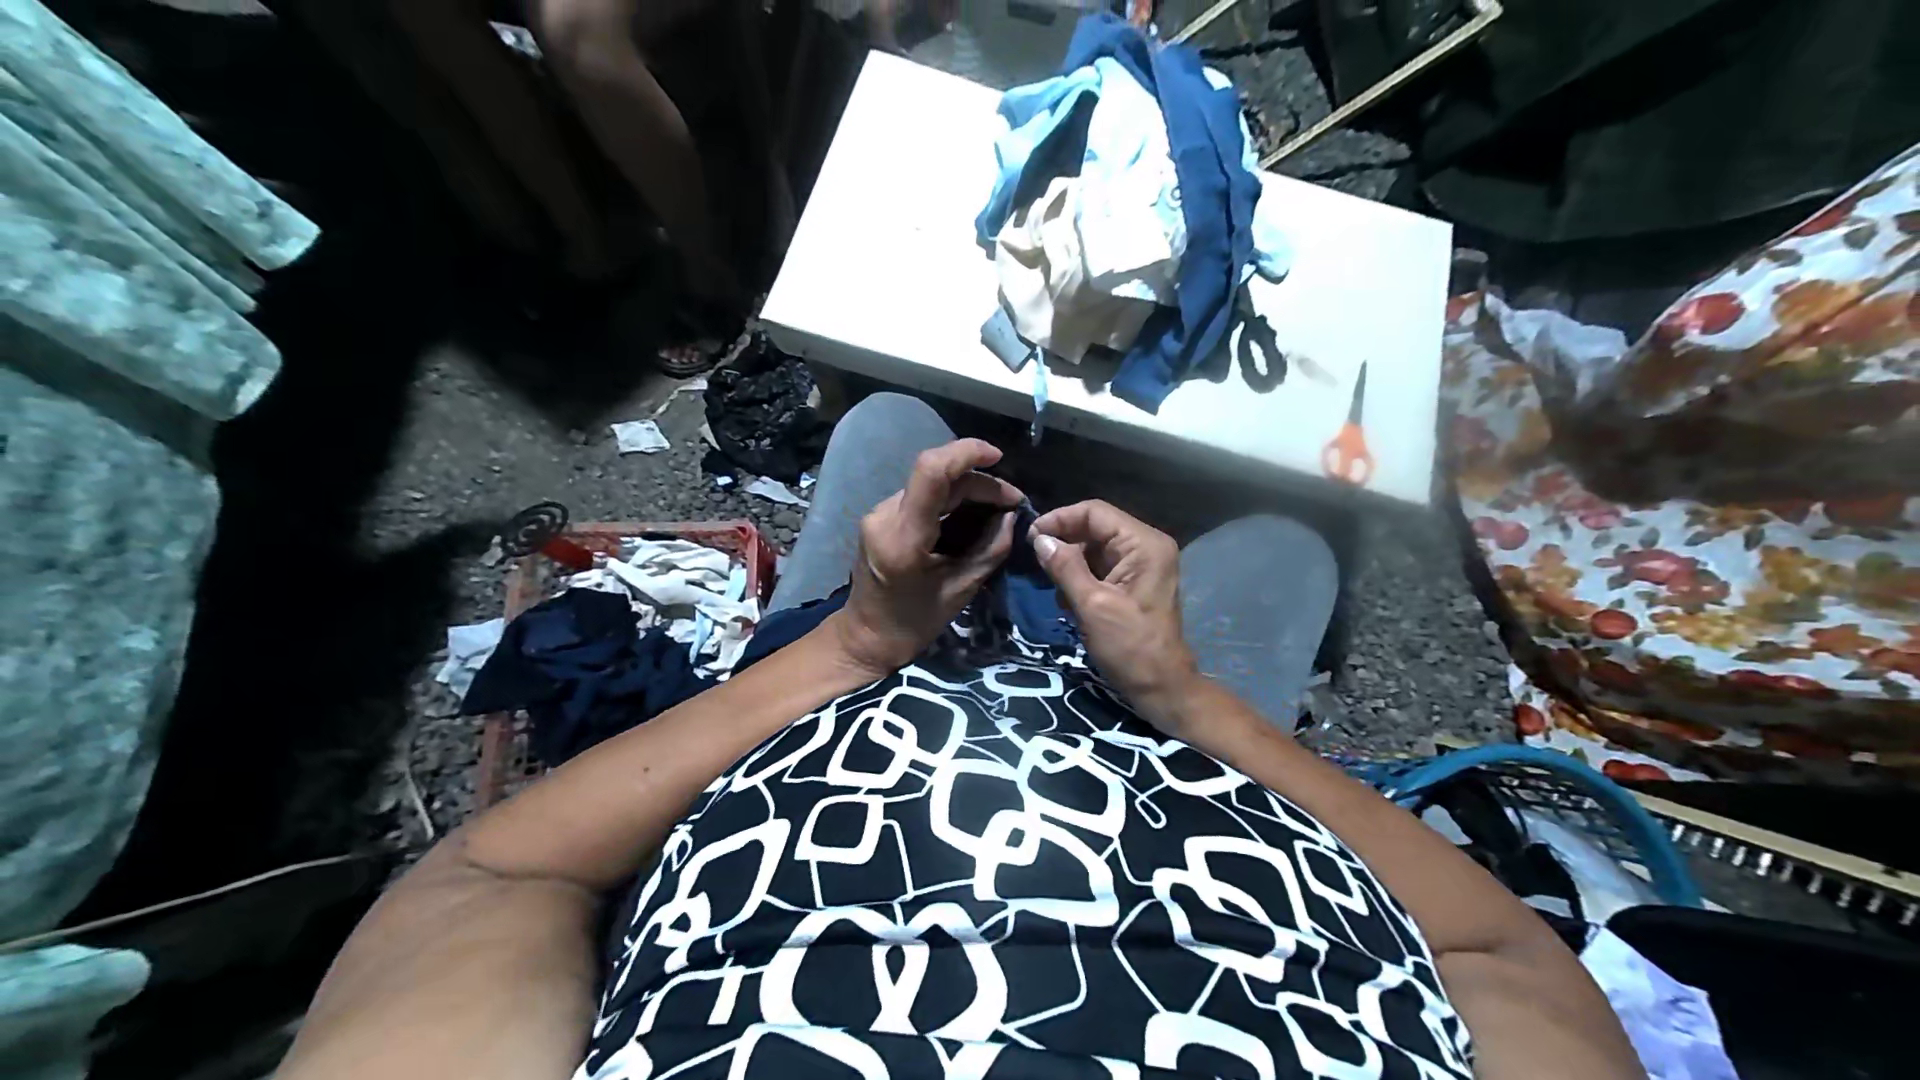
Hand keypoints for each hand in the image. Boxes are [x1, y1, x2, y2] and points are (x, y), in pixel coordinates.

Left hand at [830, 439, 1023, 676]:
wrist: (866, 635)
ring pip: (930, 483)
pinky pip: (921, 495)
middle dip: (980, 482)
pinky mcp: (880, 517)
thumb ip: (990, 547)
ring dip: (967, 488)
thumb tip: (1011, 513)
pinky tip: (971, 512)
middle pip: (937, 476)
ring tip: (997, 506)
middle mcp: (884, 516)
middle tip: (1012, 502)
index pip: (931, 472)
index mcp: (904, 538)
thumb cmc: (914, 622)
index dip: (966, 453)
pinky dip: (950, 498)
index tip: (998, 458)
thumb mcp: (962, 590)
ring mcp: (878, 514)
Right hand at [1030, 501, 1202, 721]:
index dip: (1060, 519)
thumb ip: (1065, 568)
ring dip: (1069, 562)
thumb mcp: (1092, 606)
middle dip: (1063, 542)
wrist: (1161, 687)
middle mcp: (1146, 546)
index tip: (1031, 538)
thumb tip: (1039, 539)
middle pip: (1095, 527)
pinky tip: (1067, 599)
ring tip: (1053, 586)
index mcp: (1144, 544)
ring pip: (1094, 546)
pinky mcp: (1133, 581)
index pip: (1095, 512)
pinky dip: (1079, 576)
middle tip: (1036, 561)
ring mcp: (1141, 564)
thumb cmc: (1130, 646)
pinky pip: (1100, 565)